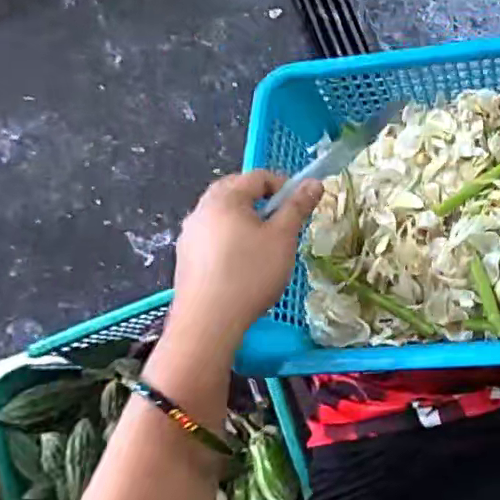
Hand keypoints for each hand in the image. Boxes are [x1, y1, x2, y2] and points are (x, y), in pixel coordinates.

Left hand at [166, 171, 321, 353]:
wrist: (208, 323)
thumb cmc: (250, 274)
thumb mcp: (282, 238)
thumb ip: (298, 206)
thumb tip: (314, 182)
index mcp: (224, 198)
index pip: (258, 176)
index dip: (284, 186)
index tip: (300, 208)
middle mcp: (201, 209)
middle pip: (236, 192)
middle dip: (263, 202)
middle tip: (283, 224)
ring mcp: (189, 234)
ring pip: (223, 215)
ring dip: (246, 221)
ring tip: (265, 246)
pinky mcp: (185, 258)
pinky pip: (213, 236)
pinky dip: (231, 240)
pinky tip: (242, 266)